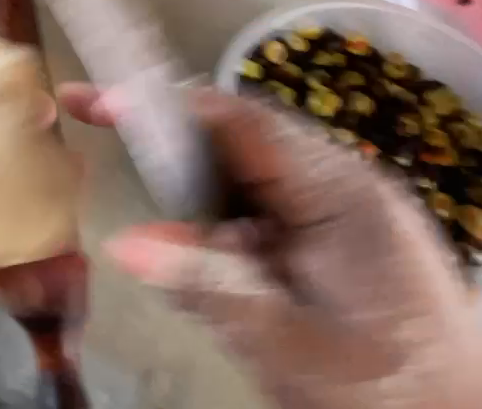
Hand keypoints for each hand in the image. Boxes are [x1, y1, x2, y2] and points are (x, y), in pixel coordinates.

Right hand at [59, 85, 481, 408]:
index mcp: (341, 195)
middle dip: (169, 136)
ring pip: (248, 164)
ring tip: (177, 227)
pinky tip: (224, 252)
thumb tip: (121, 244)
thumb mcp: (291, 350)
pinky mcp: (346, 228)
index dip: (160, 105)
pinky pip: (266, 195)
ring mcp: (349, 203)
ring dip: (198, 183)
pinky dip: (226, 211)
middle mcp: (346, 181)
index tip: (93, 102)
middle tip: (97, 123)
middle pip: (237, 132)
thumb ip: (208, 288)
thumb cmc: (388, 397)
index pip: (236, 121)